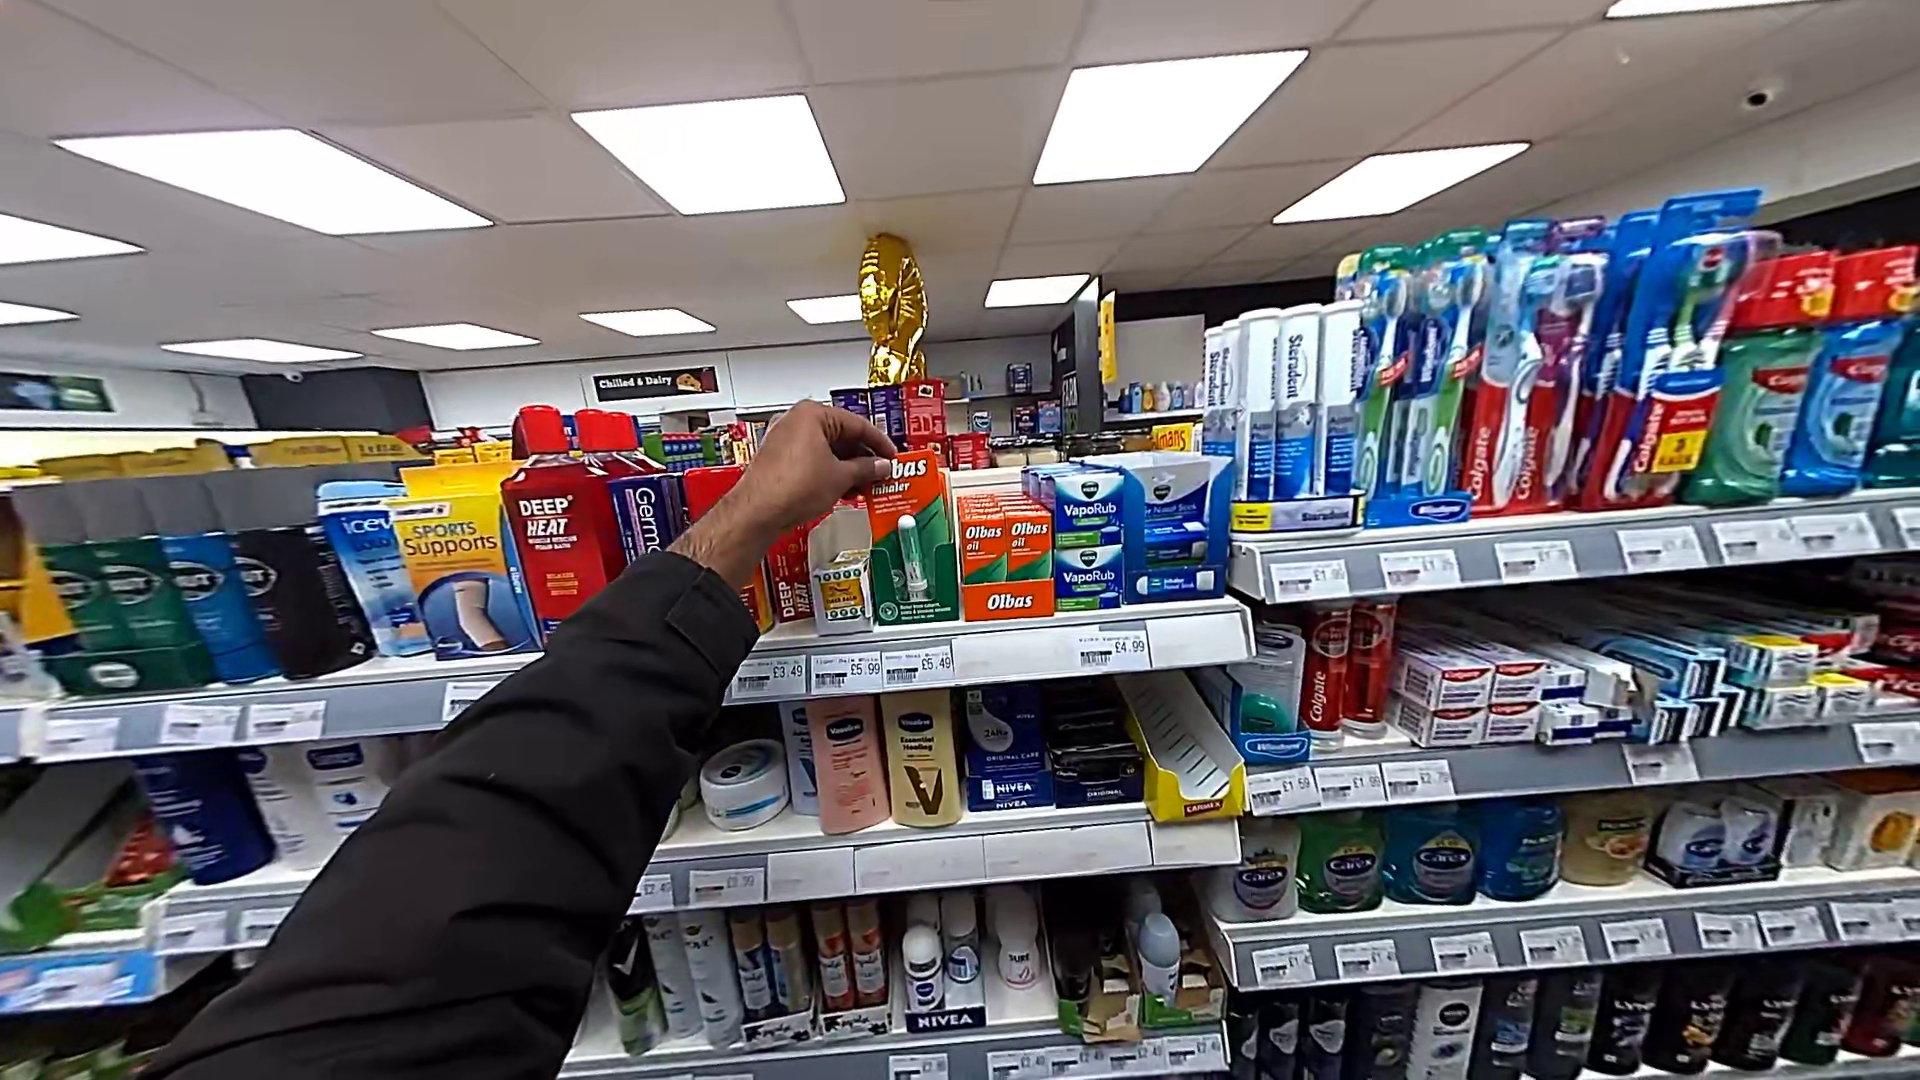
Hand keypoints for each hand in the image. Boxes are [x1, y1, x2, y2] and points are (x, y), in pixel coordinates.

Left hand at [670, 401, 895, 589]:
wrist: (759, 511)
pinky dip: (831, 473)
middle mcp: (797, 422)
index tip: (891, 455)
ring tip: (865, 484)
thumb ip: (866, 468)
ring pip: (828, 450)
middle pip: (841, 436)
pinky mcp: (781, 459)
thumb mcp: (841, 477)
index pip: (857, 424)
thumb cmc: (790, 487)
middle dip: (863, 457)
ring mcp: (786, 440)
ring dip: (849, 468)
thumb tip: (880, 466)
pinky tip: (845, 489)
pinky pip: (814, 460)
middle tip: (881, 472)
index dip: (879, 443)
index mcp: (812, 414)